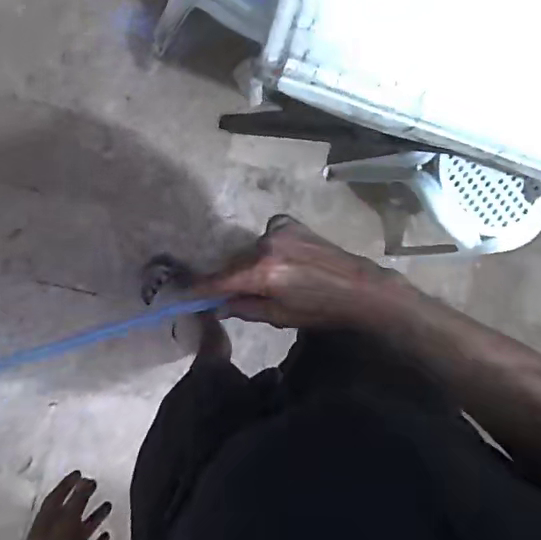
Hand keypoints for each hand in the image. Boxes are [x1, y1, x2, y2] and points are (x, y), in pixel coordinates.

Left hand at [22, 471, 110, 539]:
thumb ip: (76, 502)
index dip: (65, 485)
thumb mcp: (66, 526)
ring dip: (92, 519)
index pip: (51, 501)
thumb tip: (86, 479)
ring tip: (108, 505)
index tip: (80, 471)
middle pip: (64, 516)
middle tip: (95, 483)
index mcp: (39, 531)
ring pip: (76, 534)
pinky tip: (106, 535)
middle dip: (80, 499)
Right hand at [205, 215, 415, 329]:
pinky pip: (266, 237)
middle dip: (229, 278)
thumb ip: (244, 307)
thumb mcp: (279, 317)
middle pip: (234, 263)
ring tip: (271, 280)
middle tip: (228, 295)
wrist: (358, 287)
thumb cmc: (319, 309)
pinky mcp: (289, 222)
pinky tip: (285, 260)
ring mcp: (278, 229)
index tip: (183, 294)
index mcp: (263, 272)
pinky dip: (267, 248)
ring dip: (250, 263)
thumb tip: (217, 304)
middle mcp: (266, 245)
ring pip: (250, 250)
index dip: (200, 288)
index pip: (220, 280)